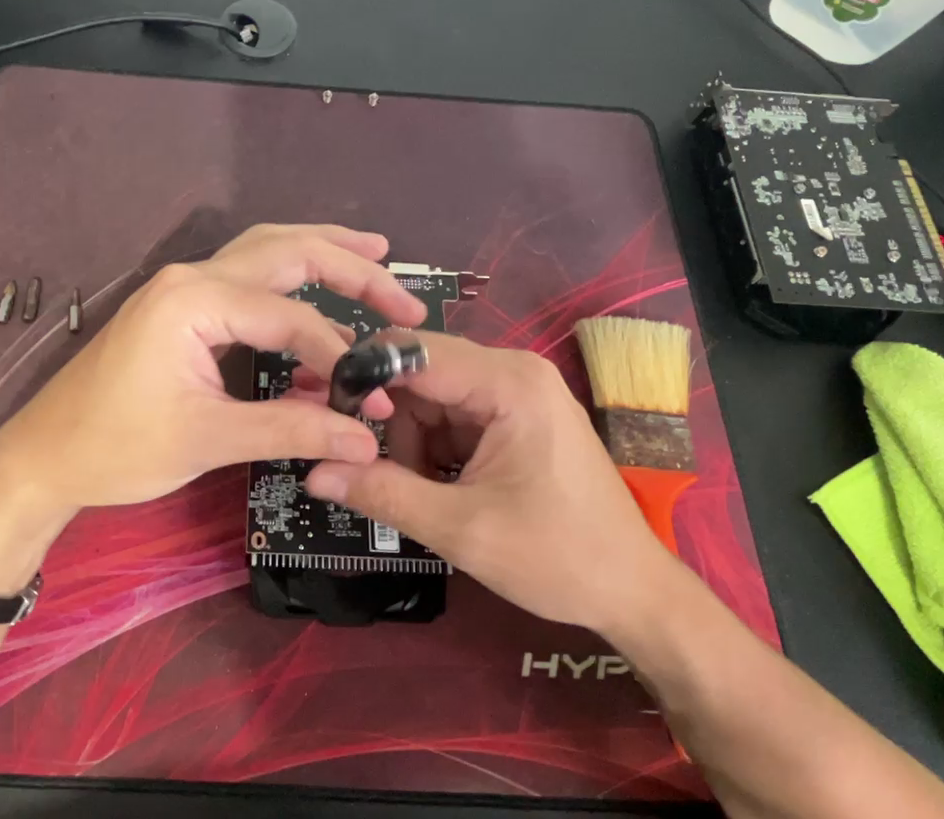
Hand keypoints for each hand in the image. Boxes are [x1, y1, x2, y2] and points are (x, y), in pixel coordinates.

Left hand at [0, 224, 428, 595]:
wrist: (43, 457)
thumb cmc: (116, 447)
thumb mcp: (210, 440)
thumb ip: (291, 430)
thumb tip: (365, 439)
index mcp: (195, 299)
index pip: (290, 316)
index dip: (338, 356)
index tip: (372, 397)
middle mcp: (192, 276)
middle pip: (287, 252)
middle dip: (351, 268)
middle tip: (405, 299)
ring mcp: (183, 287)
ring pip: (266, 253)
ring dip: (322, 255)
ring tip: (377, 258)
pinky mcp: (180, 307)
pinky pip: (247, 279)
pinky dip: (290, 281)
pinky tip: (318, 291)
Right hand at [303, 332, 678, 633]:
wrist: (632, 592)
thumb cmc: (556, 556)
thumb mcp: (460, 529)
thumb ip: (383, 494)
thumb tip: (311, 473)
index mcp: (508, 382)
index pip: (412, 352)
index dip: (362, 378)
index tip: (324, 416)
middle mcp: (513, 372)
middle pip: (419, 374)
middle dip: (389, 422)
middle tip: (371, 473)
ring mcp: (517, 393)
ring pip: (430, 399)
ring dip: (412, 444)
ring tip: (422, 495)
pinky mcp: (516, 418)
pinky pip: (453, 418)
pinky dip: (434, 451)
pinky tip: (442, 490)